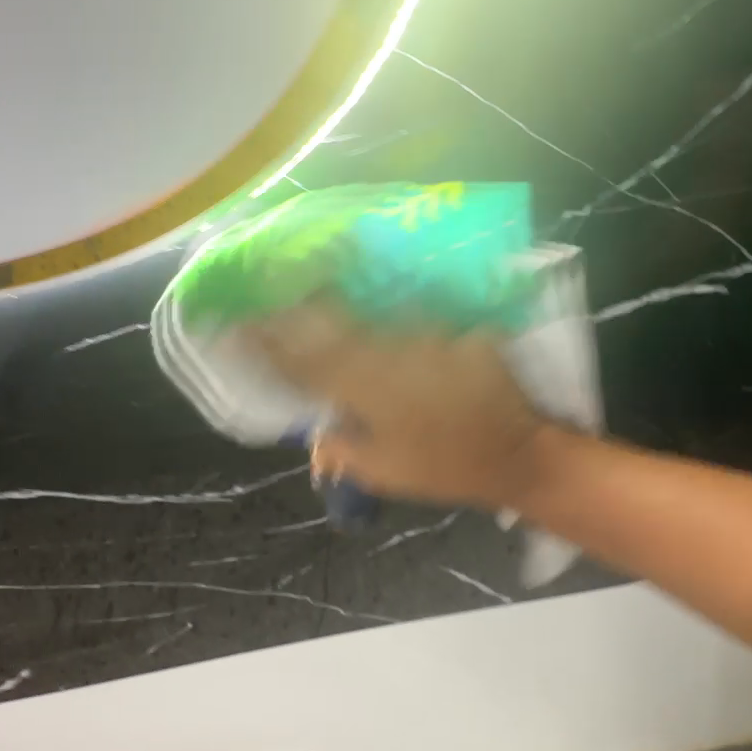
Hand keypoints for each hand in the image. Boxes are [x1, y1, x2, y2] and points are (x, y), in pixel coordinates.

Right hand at [245, 303, 550, 508]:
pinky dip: (395, 303)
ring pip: (373, 310)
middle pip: (331, 323)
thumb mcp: (383, 470)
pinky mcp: (458, 328)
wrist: (517, 453)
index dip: (263, 342)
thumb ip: (342, 448)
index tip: (234, 325)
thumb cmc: (446, 468)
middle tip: (270, 289)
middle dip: (296, 306)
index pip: (301, 361)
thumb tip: (317, 435)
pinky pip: (417, 310)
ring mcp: (426, 336)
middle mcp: (390, 353)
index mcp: (364, 390)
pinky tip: (381, 288)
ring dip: (341, 297)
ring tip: (315, 280)